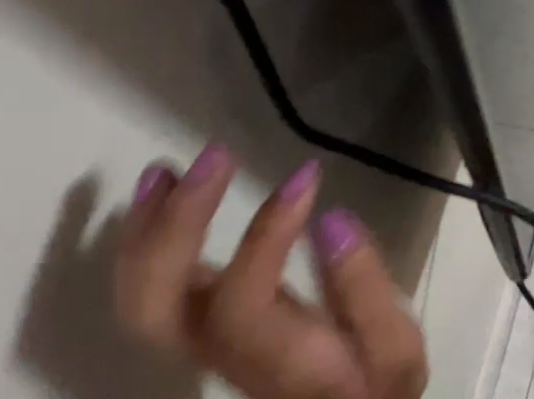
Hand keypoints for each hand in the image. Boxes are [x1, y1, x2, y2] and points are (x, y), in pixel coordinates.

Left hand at [115, 144, 428, 398]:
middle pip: (160, 308)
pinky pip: (149, 288)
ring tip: (167, 168)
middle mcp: (219, 356)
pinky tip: (165, 191)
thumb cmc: (373, 383)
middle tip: (216, 157)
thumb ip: (367, 292)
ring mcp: (199, 341)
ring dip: (145, 230)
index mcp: (274, 363)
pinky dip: (145, 237)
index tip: (307, 173)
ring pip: (139, 300)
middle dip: (177, 227)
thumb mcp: (394, 351)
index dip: (265, 237)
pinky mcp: (199, 323)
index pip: (242, 306)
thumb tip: (333, 219)